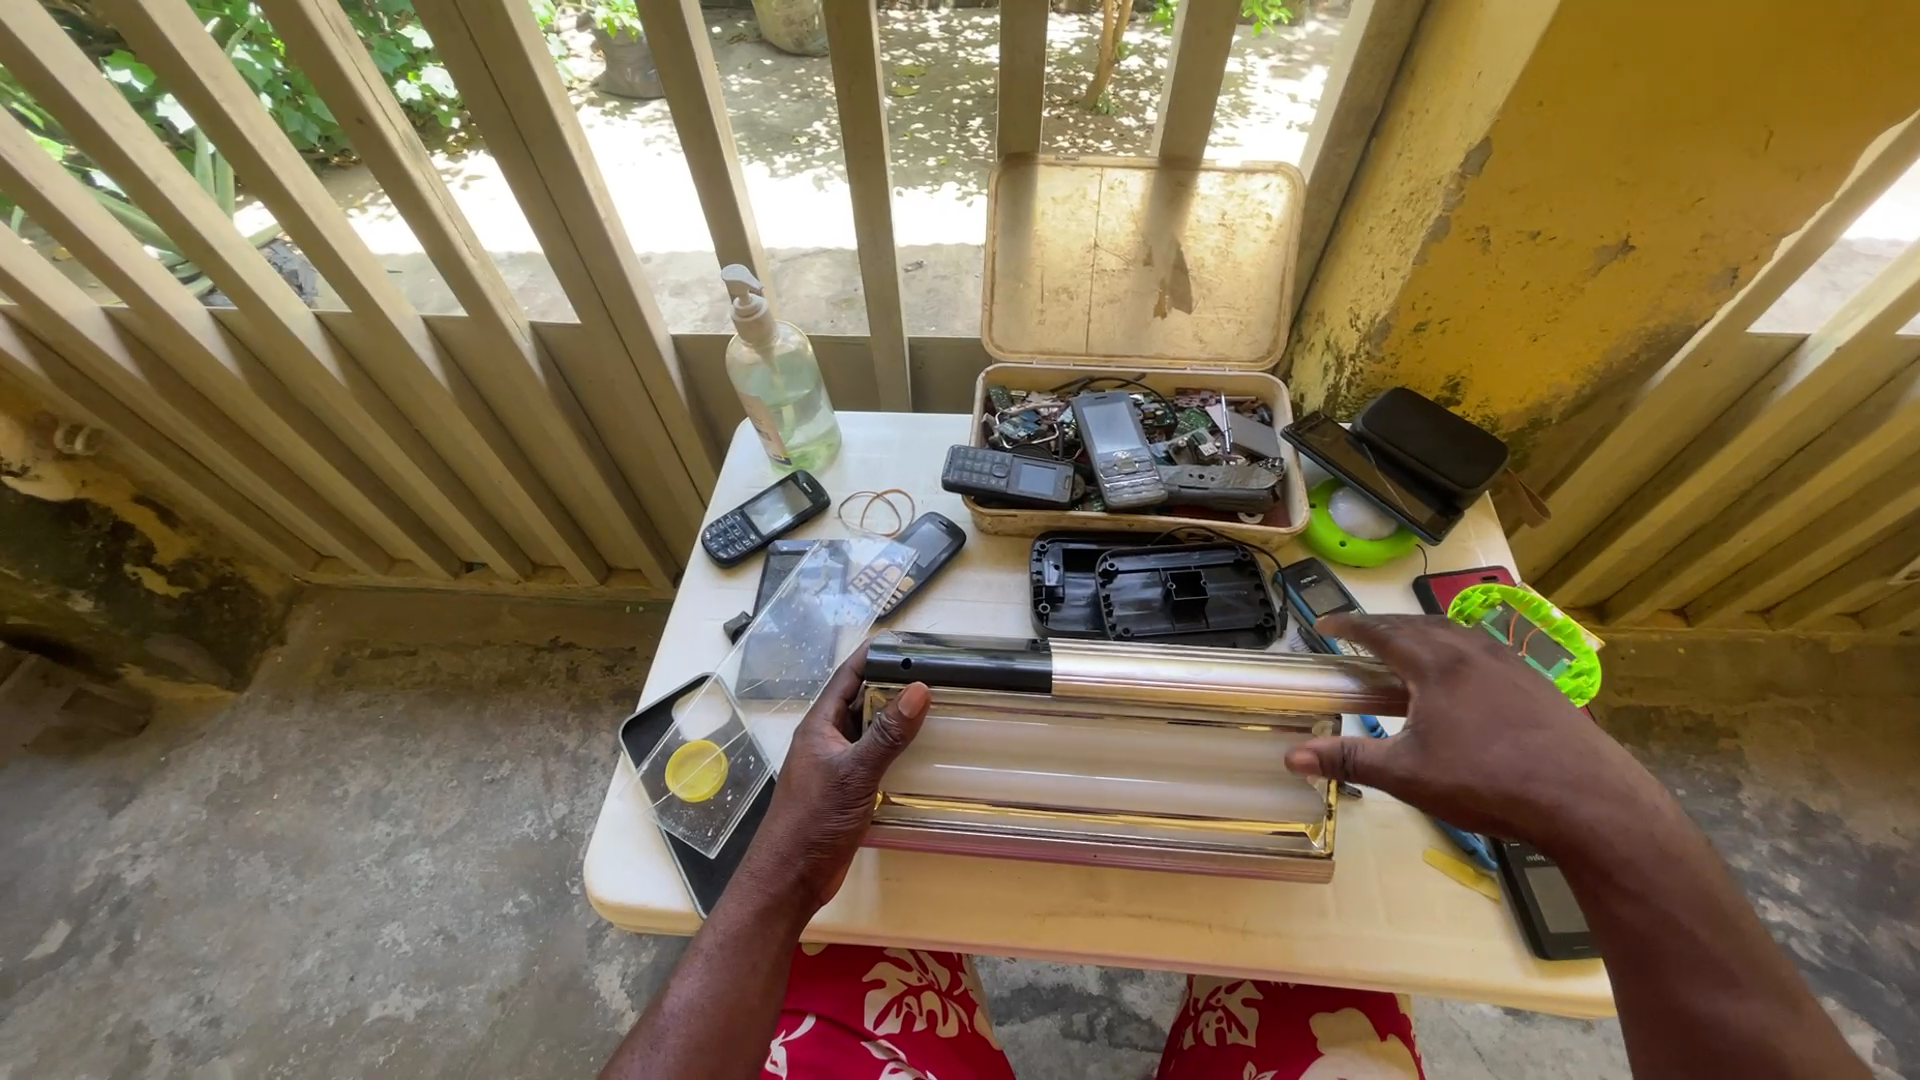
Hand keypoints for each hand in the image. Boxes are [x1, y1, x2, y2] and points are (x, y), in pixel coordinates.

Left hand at [732, 645, 929, 914]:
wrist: (790, 878)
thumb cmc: (814, 820)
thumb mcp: (855, 772)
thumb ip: (887, 733)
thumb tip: (919, 689)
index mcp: (820, 725)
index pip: (848, 676)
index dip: (873, 655)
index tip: (906, 640)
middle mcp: (827, 738)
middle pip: (861, 700)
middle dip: (892, 683)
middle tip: (931, 671)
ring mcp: (836, 764)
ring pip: (868, 730)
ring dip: (895, 717)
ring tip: (933, 704)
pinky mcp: (846, 788)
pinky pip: (874, 757)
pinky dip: (895, 749)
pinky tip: (919, 752)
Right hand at [1285, 614, 1666, 854]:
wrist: (1592, 803)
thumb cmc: (1488, 783)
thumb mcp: (1407, 774)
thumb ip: (1349, 760)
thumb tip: (1291, 758)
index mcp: (1436, 666)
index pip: (1381, 632)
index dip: (1348, 625)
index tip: (1323, 623)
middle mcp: (1472, 653)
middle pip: (1419, 624)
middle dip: (1382, 625)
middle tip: (1358, 635)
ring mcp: (1511, 666)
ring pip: (1456, 633)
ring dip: (1422, 633)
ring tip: (1405, 648)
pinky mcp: (1539, 684)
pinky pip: (1485, 650)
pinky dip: (1456, 650)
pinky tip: (1461, 677)